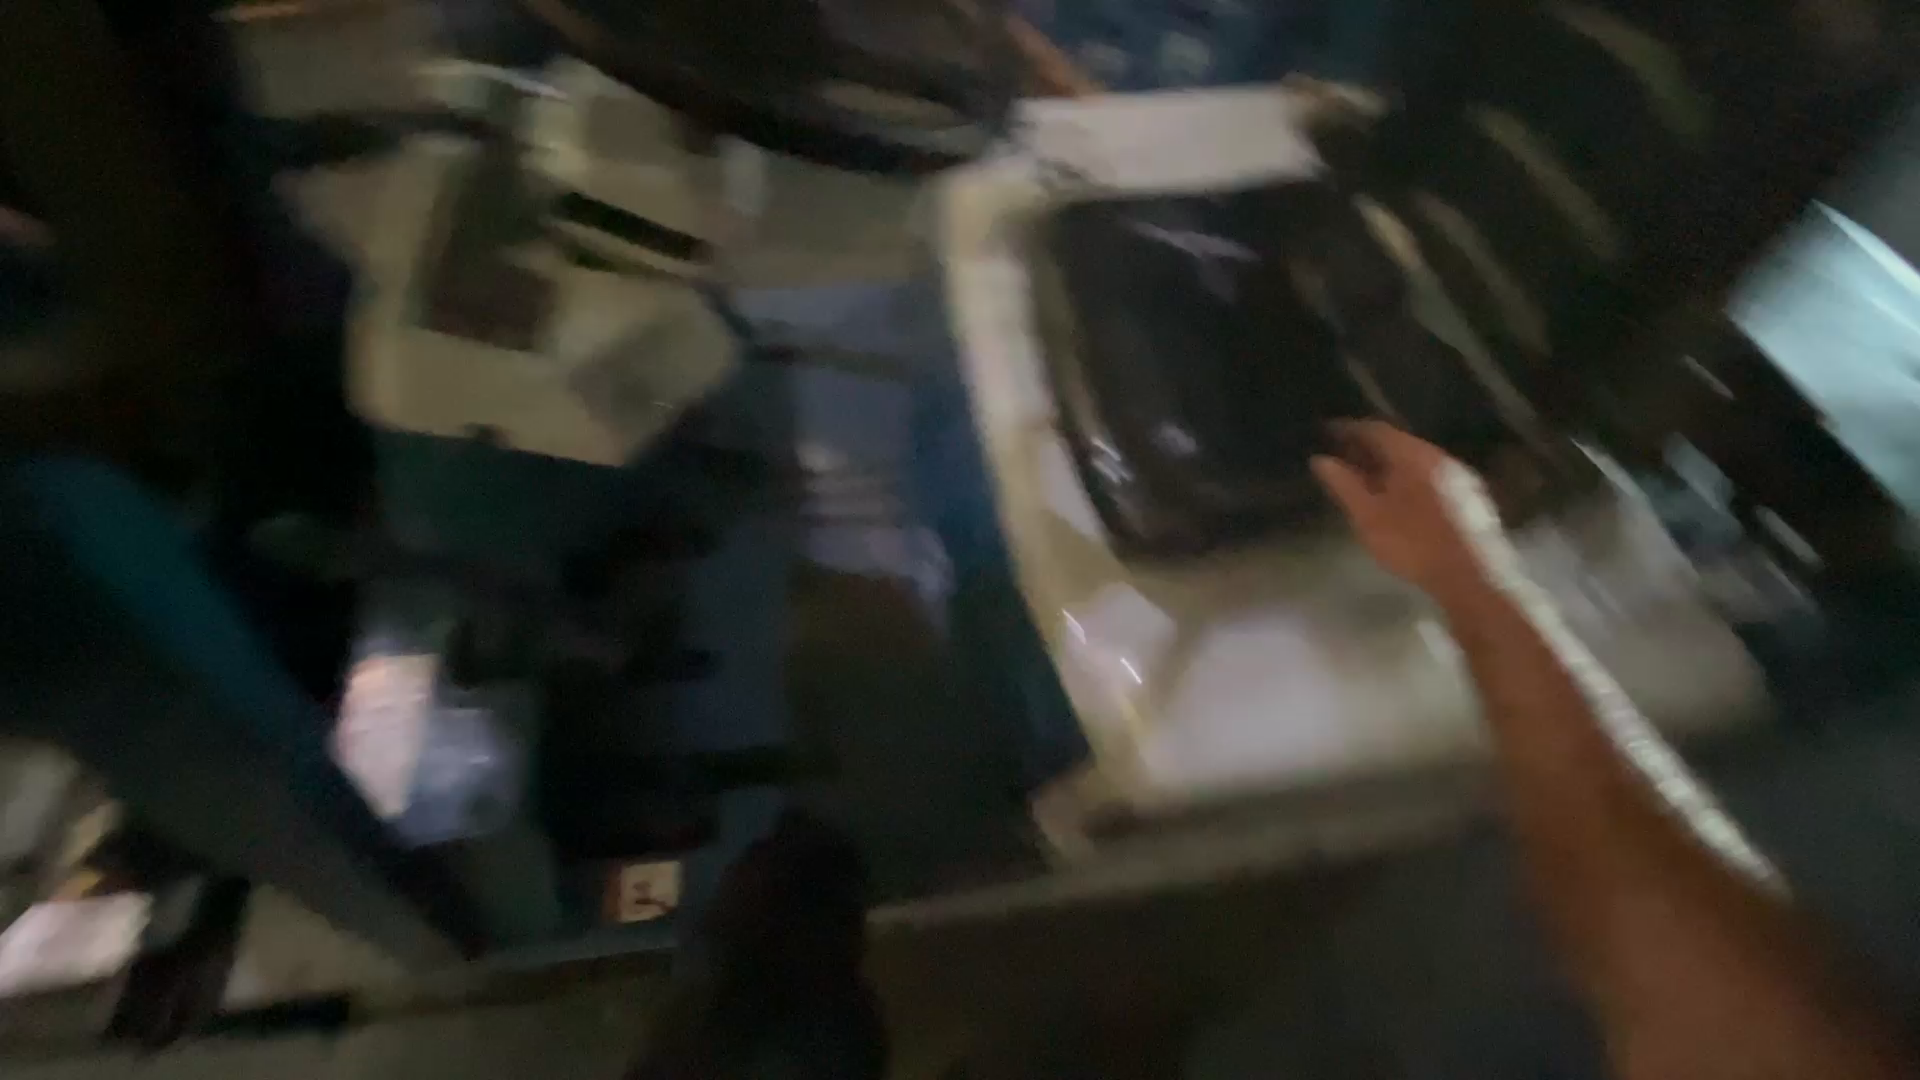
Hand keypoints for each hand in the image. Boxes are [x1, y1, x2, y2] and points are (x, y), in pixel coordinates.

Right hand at [1311, 419, 1500, 610]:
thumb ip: (1343, 484)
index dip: (1349, 429)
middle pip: (1398, 442)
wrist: (1472, 576)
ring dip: (1388, 465)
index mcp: (1413, 456)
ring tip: (1365, 479)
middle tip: (1342, 458)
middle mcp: (1440, 458)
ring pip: (1416, 460)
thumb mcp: (1368, 516)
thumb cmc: (1412, 543)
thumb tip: (1320, 460)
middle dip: (1368, 448)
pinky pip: (1430, 476)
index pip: (1376, 429)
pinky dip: (1407, 478)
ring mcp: (1460, 477)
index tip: (1328, 434)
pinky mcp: (1470, 498)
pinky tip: (1397, 499)